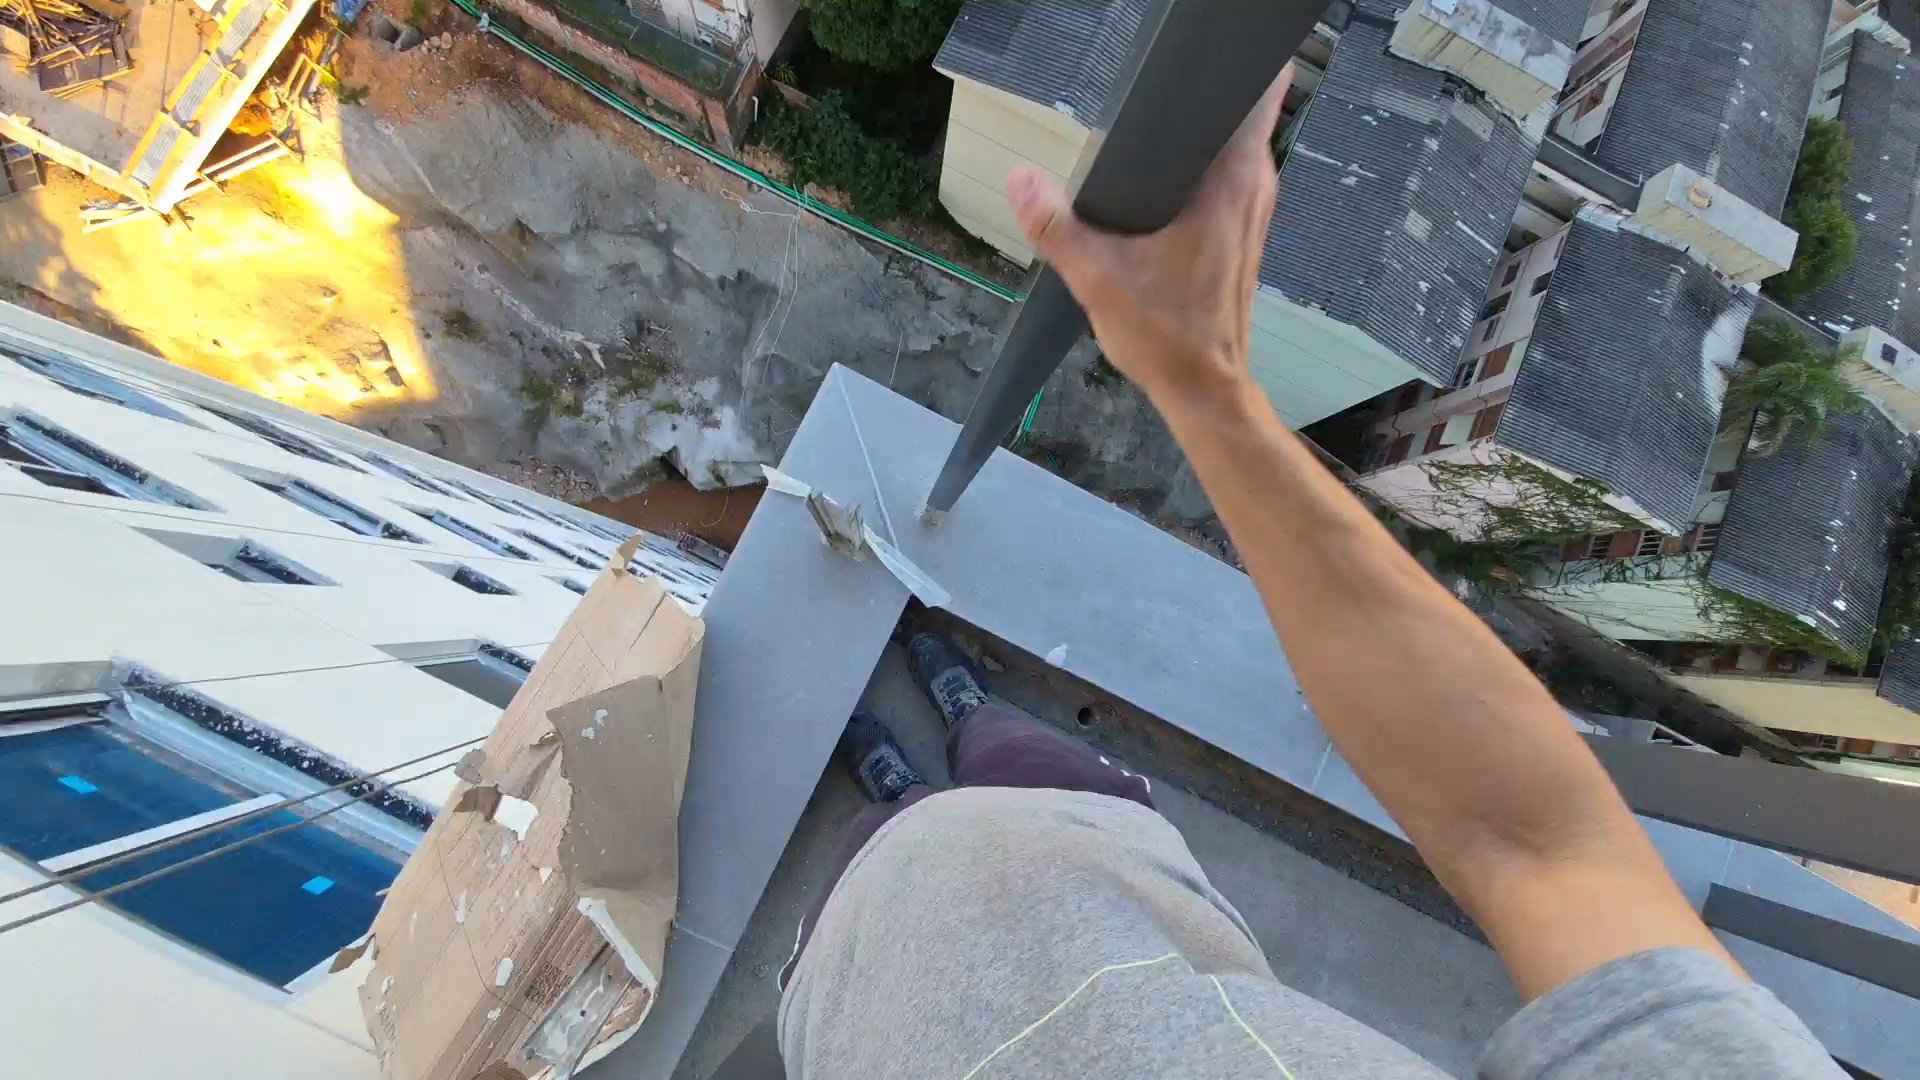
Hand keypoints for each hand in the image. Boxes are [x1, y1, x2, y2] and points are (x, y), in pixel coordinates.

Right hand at [1006, 65, 1291, 406]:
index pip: (1252, 83)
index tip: (1175, 75)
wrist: (1203, 388)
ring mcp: (1254, 207)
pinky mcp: (1243, 231)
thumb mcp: (1098, 280)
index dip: (1218, 68)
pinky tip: (1162, 193)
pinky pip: (1226, 178)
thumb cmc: (1166, 337)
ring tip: (1146, 151)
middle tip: (1142, 116)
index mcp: (1230, 178)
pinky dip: (1199, 173)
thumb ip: (1056, 228)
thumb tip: (1021, 180)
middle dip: (1192, 104)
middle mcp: (1255, 183)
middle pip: (1234, 108)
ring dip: (1194, 140)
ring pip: (1230, 145)